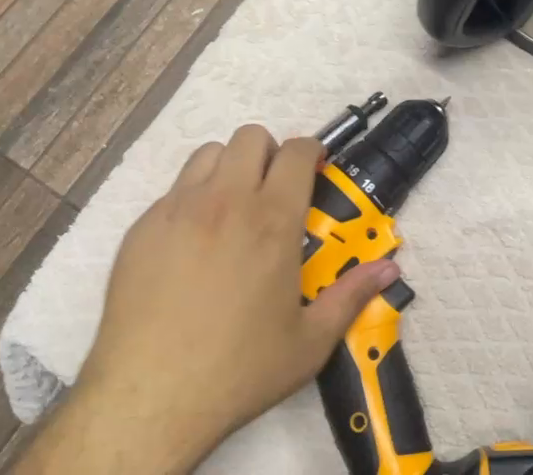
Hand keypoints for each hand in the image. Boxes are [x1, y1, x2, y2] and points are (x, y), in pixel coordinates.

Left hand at [18, 125, 398, 474]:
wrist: (148, 395)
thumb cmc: (238, 370)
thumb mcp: (309, 342)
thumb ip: (351, 297)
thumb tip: (389, 269)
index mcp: (273, 220)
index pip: (296, 151)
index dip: (310, 151)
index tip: (314, 169)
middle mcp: (226, 200)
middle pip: (250, 137)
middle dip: (268, 153)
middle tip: (272, 190)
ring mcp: (179, 208)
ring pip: (208, 153)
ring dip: (227, 168)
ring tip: (231, 208)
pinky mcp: (143, 226)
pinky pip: (173, 190)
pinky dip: (191, 200)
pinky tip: (191, 244)